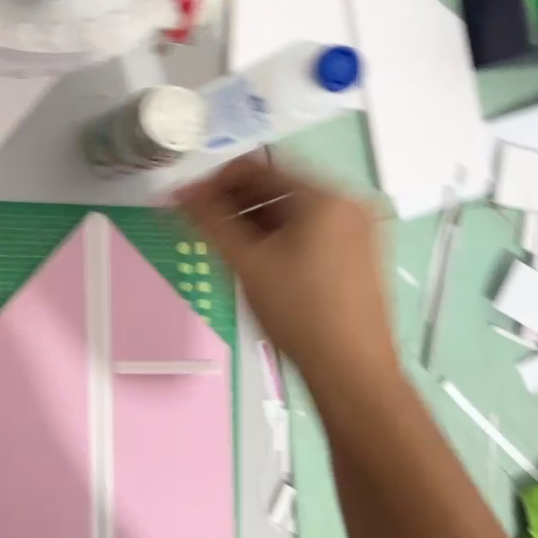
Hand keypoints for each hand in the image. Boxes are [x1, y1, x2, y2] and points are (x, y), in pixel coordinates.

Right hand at [173, 156, 399, 393]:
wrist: (351, 370)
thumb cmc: (297, 312)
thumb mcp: (245, 262)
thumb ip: (208, 219)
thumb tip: (179, 191)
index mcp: (325, 196)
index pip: (256, 168)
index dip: (214, 183)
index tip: (186, 204)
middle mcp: (348, 203)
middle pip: (275, 186)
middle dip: (233, 203)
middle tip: (199, 226)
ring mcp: (358, 229)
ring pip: (290, 210)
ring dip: (252, 220)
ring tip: (224, 247)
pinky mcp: (358, 252)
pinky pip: (308, 229)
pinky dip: (277, 236)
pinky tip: (256, 260)